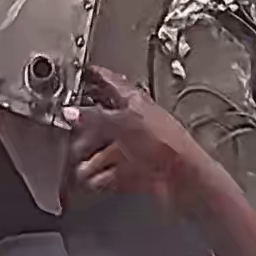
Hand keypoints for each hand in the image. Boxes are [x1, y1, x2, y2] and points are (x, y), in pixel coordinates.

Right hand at [65, 65, 218, 209]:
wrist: (186, 179)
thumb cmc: (164, 142)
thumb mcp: (123, 123)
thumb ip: (94, 117)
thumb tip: (71, 111)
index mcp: (135, 101)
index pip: (111, 83)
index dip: (96, 78)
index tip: (82, 74)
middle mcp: (137, 121)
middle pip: (107, 120)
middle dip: (87, 128)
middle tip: (69, 132)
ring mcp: (140, 147)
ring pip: (110, 149)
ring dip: (93, 159)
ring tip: (76, 167)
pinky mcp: (141, 171)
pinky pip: (116, 172)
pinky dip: (102, 177)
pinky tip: (92, 182)